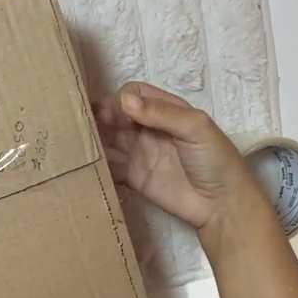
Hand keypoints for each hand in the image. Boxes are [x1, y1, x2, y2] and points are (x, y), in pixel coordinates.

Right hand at [95, 82, 262, 244]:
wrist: (221, 204)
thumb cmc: (214, 159)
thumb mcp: (195, 127)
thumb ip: (161, 112)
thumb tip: (124, 101)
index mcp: (165, 110)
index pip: (134, 94)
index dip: (121, 99)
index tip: (114, 112)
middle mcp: (148, 129)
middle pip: (117, 115)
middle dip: (101, 116)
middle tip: (85, 125)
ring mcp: (139, 153)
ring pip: (109, 139)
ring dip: (95, 138)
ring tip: (76, 142)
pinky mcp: (134, 178)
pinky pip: (110, 168)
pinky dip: (97, 166)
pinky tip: (84, 166)